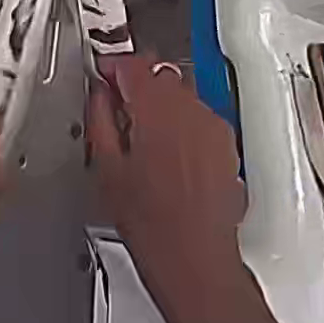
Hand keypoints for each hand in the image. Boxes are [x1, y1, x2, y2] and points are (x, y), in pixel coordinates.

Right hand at [88, 54, 243, 267]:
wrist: (195, 258)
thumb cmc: (152, 223)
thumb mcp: (107, 167)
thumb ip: (100, 117)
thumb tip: (99, 94)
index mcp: (155, 107)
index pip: (132, 64)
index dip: (113, 66)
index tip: (103, 74)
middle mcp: (187, 107)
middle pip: (158, 73)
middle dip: (137, 84)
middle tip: (118, 106)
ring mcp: (210, 123)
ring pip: (180, 93)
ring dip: (161, 104)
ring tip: (145, 138)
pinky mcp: (225, 141)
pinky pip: (199, 116)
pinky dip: (183, 123)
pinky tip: (170, 153)